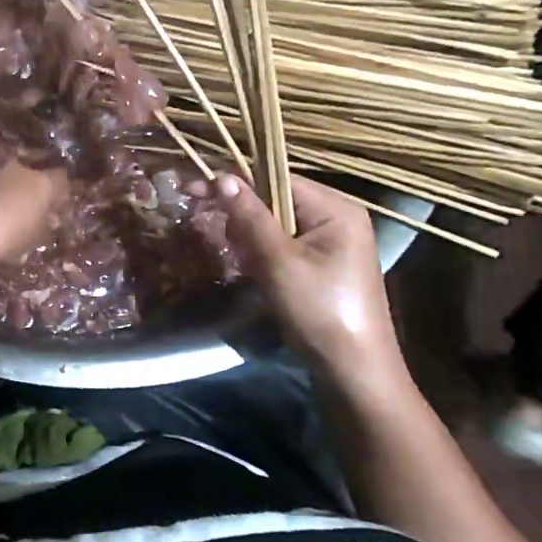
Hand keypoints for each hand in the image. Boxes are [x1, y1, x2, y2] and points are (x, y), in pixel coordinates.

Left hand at [0, 161, 66, 281]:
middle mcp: (17, 169)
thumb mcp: (34, 238)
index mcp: (40, 181)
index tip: (56, 211)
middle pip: (34, 177)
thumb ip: (44, 222)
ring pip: (10, 182)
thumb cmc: (3, 239)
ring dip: (11, 196)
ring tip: (6, 222)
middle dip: (35, 193)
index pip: (62, 178)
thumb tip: (47, 214)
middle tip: (32, 216)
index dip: (61, 194)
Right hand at [195, 173, 403, 375]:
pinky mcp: (321, 260)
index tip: (191, 190)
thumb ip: (249, 216)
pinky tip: (255, 270)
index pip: (275, 178)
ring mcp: (331, 239)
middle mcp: (337, 216)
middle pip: (275, 198)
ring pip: (274, 221)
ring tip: (246, 263)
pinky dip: (261, 251)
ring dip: (250, 236)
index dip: (233, 182)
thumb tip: (221, 177)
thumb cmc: (317, 308)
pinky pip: (281, 241)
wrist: (350, 364)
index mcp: (336, 208)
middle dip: (243, 215)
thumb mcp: (277, 260)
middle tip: (223, 239)